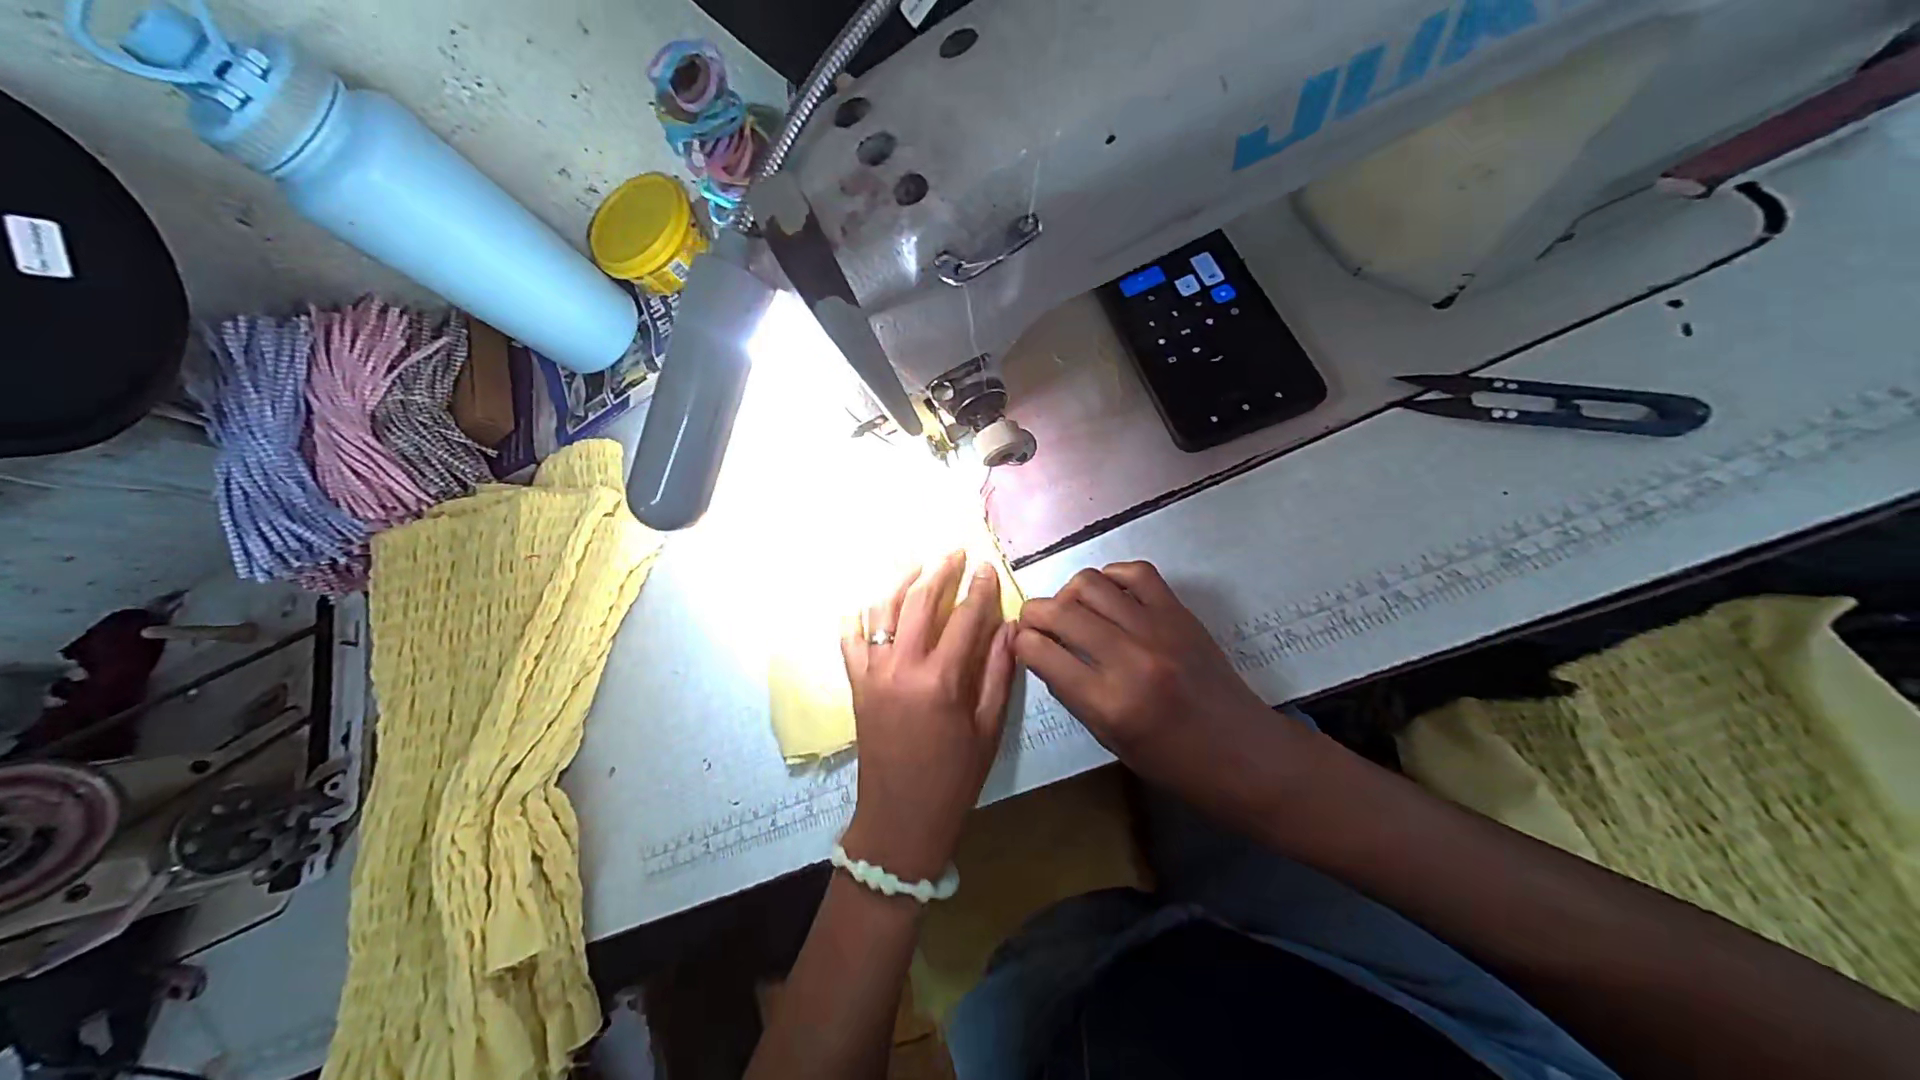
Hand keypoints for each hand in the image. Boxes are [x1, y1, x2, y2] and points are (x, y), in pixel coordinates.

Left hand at [839, 552, 1015, 883]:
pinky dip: (857, 619)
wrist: (901, 817)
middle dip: (940, 572)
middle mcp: (902, 668)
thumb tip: (1007, 628)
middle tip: (955, 552)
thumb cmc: (954, 777)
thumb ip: (997, 673)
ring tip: (917, 564)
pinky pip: (851, 642)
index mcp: (941, 680)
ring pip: (883, 613)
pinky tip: (866, 603)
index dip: (980, 589)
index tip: (988, 567)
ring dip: (900, 583)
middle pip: (920, 602)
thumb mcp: (988, 728)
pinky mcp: (856, 686)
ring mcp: (873, 674)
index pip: (966, 618)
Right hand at [1014, 561, 1302, 799]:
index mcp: (1109, 703)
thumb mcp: (1109, 739)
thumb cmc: (1172, 761)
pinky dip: (1111, 577)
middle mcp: (1130, 659)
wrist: (1243, 752)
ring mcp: (1158, 629)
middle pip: (1060, 611)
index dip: (1022, 643)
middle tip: (1036, 622)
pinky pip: (1136, 573)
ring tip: (1073, 609)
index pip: (1042, 652)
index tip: (1021, 642)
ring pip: (1091, 583)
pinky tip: (1108, 596)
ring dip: (1069, 593)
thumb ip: (1072, 692)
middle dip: (1034, 613)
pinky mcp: (1180, 613)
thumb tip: (1041, 651)